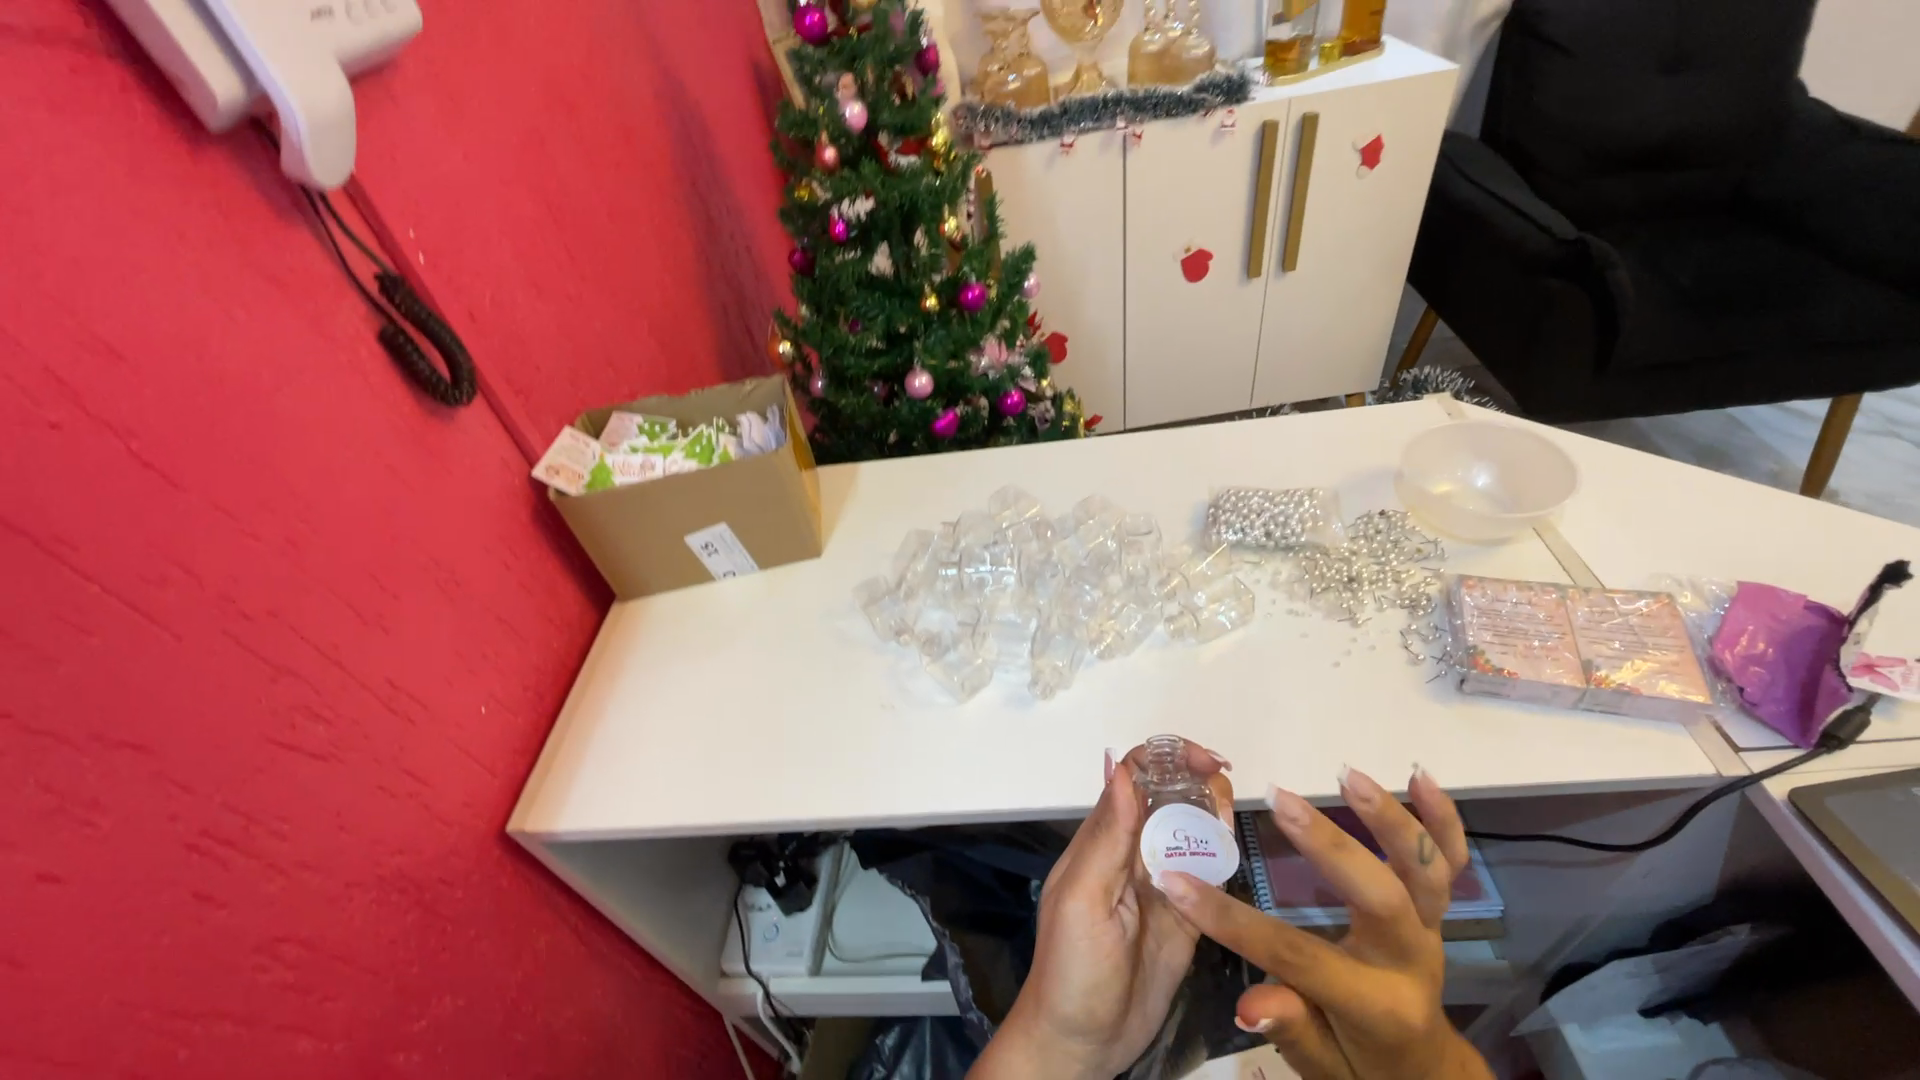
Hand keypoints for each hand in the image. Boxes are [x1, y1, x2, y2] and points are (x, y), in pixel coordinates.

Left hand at [968, 740, 1232, 1079]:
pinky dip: (1224, 854)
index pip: (1135, 777)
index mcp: (1104, 839)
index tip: (1203, 760)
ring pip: (1192, 830)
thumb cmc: (1072, 965)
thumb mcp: (1083, 898)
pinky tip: (1236, 846)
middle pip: (1169, 796)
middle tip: (1225, 786)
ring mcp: (1164, 883)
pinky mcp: (1189, 916)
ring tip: (1232, 813)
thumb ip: (1107, 835)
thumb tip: (1122, 767)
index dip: (1167, 758)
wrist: (1083, 1040)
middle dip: (1197, 778)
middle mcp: (1135, 851)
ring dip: (1213, 812)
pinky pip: (1210, 874)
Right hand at [1158, 768, 1492, 1079]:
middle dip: (1327, 844)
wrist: (1426, 1072)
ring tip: (1349, 775)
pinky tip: (1421, 777)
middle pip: (1377, 895)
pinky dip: (1442, 819)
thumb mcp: (1322, 1067)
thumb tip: (1248, 1004)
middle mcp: (1410, 960)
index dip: (1229, 919)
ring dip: (1390, 818)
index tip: (1176, 880)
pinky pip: (1450, 863)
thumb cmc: (1361, 1065)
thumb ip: (1292, 1029)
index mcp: (1374, 1004)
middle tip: (1279, 797)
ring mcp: (1430, 930)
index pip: (1293, 954)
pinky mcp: (1438, 911)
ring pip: (1424, 870)